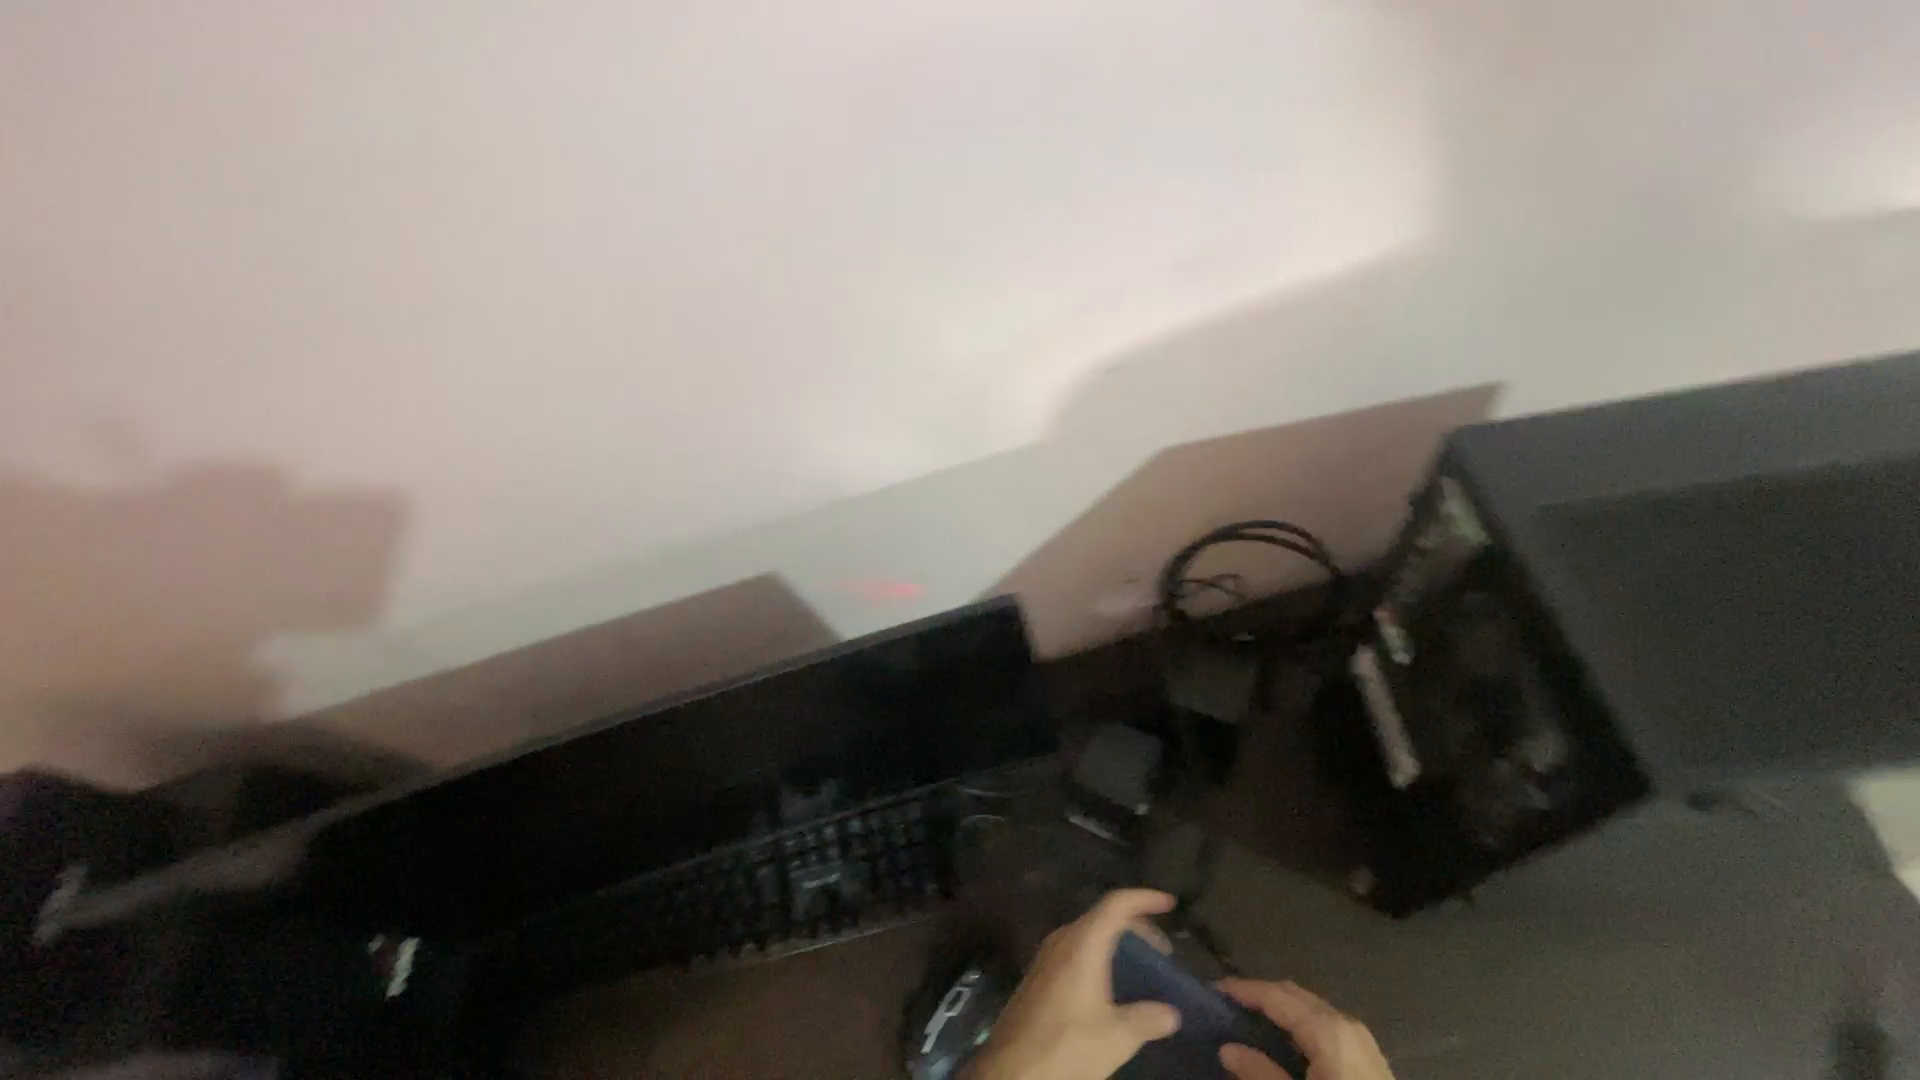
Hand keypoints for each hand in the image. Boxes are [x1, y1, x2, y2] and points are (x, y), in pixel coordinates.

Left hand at [964, 889, 1182, 1079]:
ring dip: (1116, 943)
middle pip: (1103, 917)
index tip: (1170, 904)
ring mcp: (1046, 956)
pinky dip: (1099, 956)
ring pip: (1088, 934)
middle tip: (1162, 953)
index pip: (1116, 904)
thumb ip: (1147, 1019)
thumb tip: (1171, 1013)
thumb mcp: (1116, 1036)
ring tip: (1141, 969)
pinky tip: (1110, 986)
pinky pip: (1075, 951)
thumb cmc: (1066, 1044)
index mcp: (1082, 943)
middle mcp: (1062, 940)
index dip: (1144, 898)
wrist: (1011, 1068)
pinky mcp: (1038, 975)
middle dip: (1136, 927)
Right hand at [1216, 979, 1393, 1079]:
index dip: (1243, 990)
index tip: (1213, 990)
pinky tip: (1285, 1041)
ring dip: (1280, 1007)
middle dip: (1260, 994)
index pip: (1275, 995)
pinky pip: (1325, 1024)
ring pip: (1310, 1007)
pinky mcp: (1368, 1056)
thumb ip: (1261, 1075)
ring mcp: (1360, 1039)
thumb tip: (1228, 1049)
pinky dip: (1299, 1022)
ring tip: (1250, 1020)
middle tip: (1227, 1005)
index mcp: (1327, 1030)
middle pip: (1293, 994)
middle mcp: (1344, 1023)